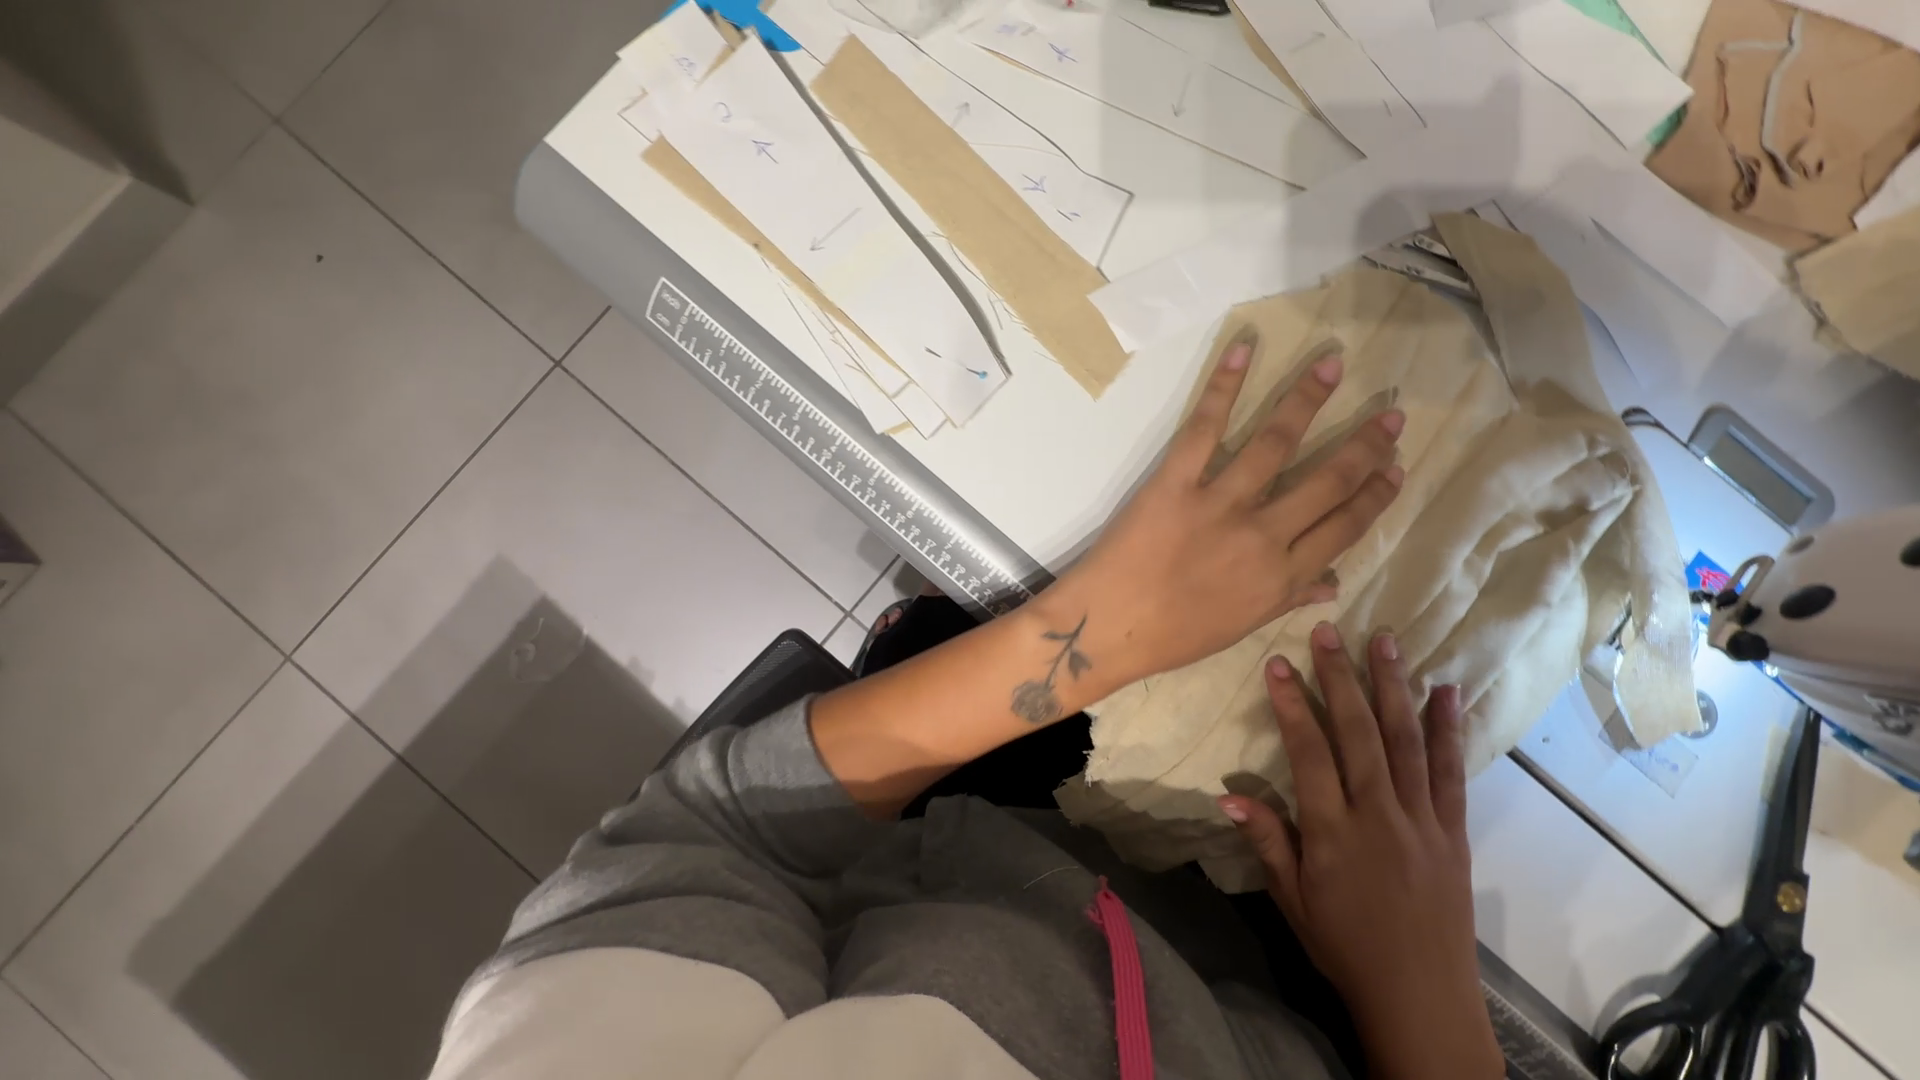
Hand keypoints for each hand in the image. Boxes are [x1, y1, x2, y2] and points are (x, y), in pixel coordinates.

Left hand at [1032, 330, 1404, 691]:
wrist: (1106, 628)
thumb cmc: (1172, 636)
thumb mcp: (1239, 628)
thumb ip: (1287, 599)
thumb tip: (1334, 584)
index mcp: (1282, 576)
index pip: (1345, 527)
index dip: (1375, 494)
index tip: (1395, 466)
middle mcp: (1262, 536)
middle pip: (1327, 482)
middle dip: (1365, 446)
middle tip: (1390, 414)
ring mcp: (1219, 505)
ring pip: (1275, 444)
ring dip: (1307, 400)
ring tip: (1333, 365)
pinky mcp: (1174, 483)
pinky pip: (1204, 429)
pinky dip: (1224, 386)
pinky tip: (1244, 351)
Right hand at [1219, 624, 1501, 1079]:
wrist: (1422, 997)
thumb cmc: (1344, 945)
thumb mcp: (1292, 900)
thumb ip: (1266, 841)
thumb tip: (1227, 793)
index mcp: (1333, 833)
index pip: (1309, 755)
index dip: (1292, 706)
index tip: (1279, 664)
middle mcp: (1379, 816)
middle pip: (1358, 734)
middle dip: (1340, 679)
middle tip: (1328, 631)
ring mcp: (1422, 820)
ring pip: (1405, 742)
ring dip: (1393, 687)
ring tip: (1385, 642)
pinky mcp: (1453, 831)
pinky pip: (1450, 772)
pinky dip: (1448, 729)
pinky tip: (1446, 693)